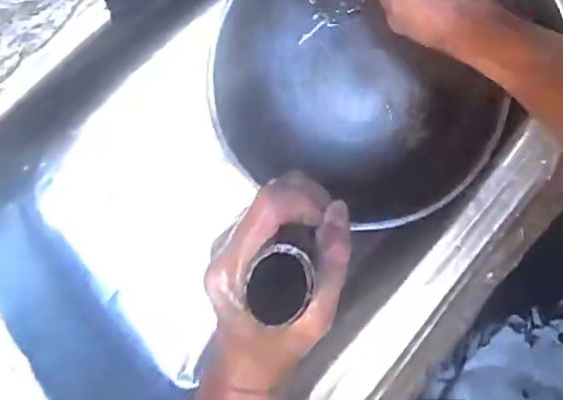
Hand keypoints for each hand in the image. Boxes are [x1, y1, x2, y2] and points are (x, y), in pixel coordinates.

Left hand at [202, 174, 350, 396]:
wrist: (243, 370)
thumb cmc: (277, 349)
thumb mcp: (316, 318)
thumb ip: (333, 267)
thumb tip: (339, 210)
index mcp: (232, 266)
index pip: (270, 204)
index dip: (306, 201)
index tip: (329, 221)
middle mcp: (223, 245)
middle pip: (270, 192)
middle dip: (308, 196)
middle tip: (330, 221)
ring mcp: (226, 240)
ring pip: (268, 193)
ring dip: (302, 198)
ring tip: (322, 223)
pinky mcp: (234, 238)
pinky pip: (266, 205)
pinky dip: (293, 205)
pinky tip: (306, 226)